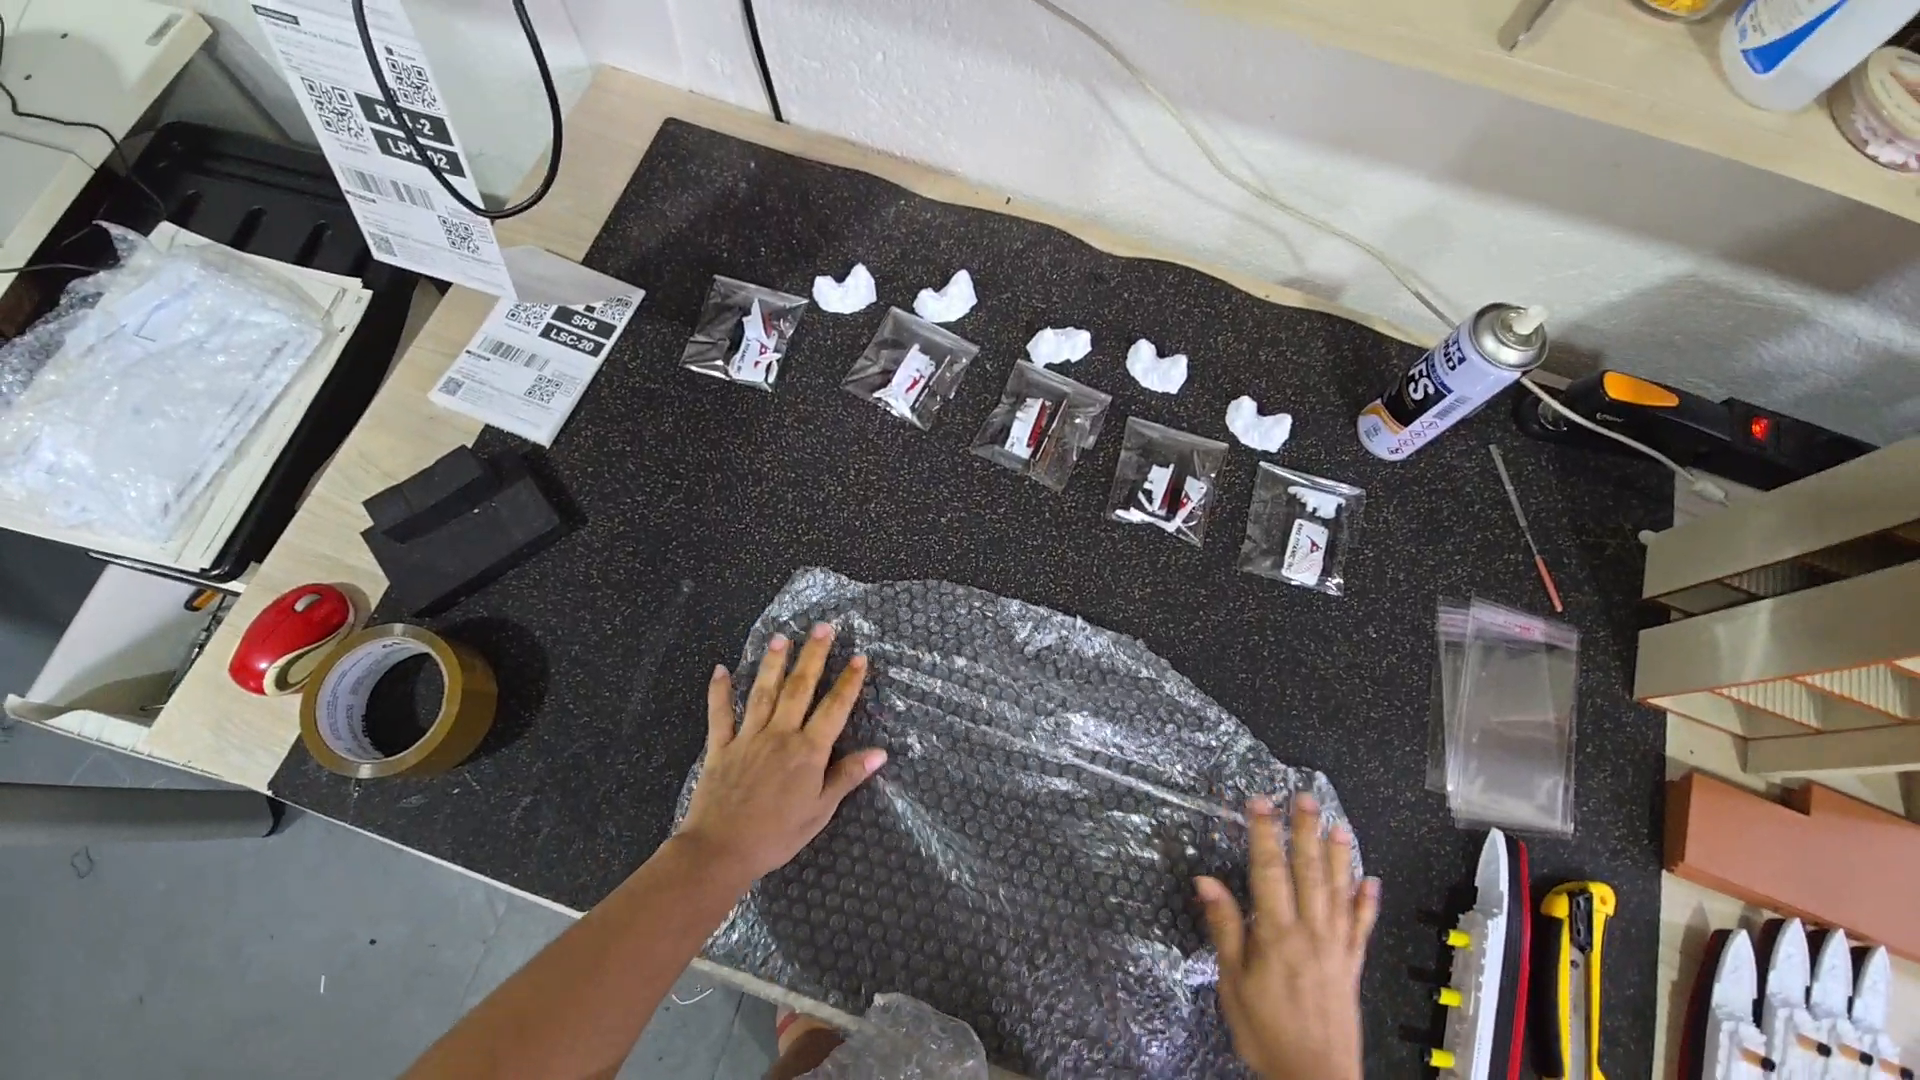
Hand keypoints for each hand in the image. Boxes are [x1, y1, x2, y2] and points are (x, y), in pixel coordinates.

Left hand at [677, 623, 886, 887]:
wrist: (721, 850)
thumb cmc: (777, 835)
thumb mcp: (820, 811)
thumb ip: (847, 777)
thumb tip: (880, 752)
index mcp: (808, 752)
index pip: (834, 709)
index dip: (848, 682)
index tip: (859, 657)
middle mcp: (780, 735)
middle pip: (799, 688)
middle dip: (813, 656)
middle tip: (822, 627)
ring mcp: (748, 737)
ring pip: (763, 692)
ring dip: (773, 662)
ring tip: (781, 636)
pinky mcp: (720, 747)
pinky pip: (720, 713)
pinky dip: (720, 691)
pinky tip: (721, 669)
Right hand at [1196, 793, 1380, 1079]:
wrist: (1316, 1078)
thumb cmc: (1265, 1031)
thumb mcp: (1232, 983)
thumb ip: (1225, 929)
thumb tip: (1206, 881)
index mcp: (1277, 933)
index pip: (1269, 870)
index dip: (1264, 833)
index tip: (1259, 801)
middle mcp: (1310, 932)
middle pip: (1308, 872)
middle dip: (1305, 832)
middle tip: (1305, 798)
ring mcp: (1336, 948)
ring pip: (1338, 891)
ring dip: (1339, 856)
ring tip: (1339, 825)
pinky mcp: (1352, 966)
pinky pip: (1362, 928)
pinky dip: (1367, 903)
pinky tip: (1371, 882)